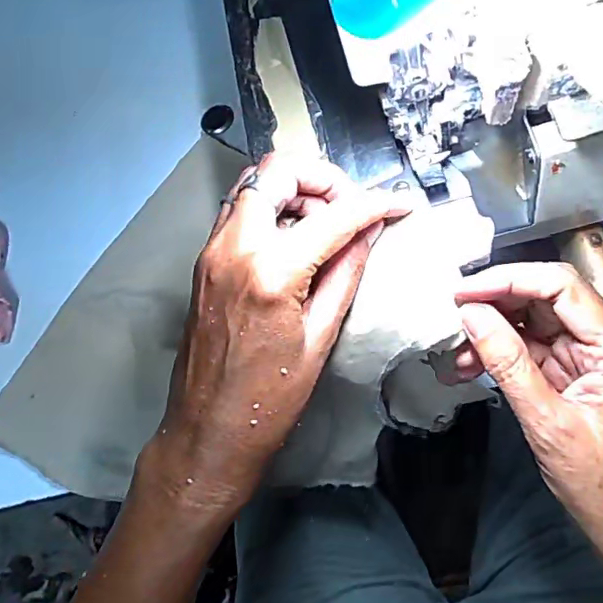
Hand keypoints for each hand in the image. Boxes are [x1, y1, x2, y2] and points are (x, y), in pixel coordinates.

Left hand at [140, 152, 408, 520]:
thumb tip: (367, 232)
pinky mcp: (204, 262)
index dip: (374, 204)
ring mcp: (212, 252)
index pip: (333, 215)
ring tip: (326, 222)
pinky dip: (270, 208)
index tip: (397, 205)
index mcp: (270, 272)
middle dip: (322, 178)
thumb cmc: (266, 402)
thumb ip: (345, 273)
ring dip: (293, 189)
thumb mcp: (320, 337)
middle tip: (350, 206)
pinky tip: (295, 240)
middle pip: (277, 170)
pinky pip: (238, 212)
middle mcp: (233, 249)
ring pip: (252, 185)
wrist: (207, 432)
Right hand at [451, 263, 602, 583]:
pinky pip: (530, 350)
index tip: (469, 290)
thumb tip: (475, 317)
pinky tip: (473, 363)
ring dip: (493, 331)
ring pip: (532, 323)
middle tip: (456, 313)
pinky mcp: (572, 375)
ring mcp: (588, 360)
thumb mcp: (549, 424)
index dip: (511, 279)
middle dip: (496, 303)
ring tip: (460, 349)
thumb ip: (509, 364)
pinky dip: (500, 353)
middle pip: (546, 299)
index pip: (562, 287)